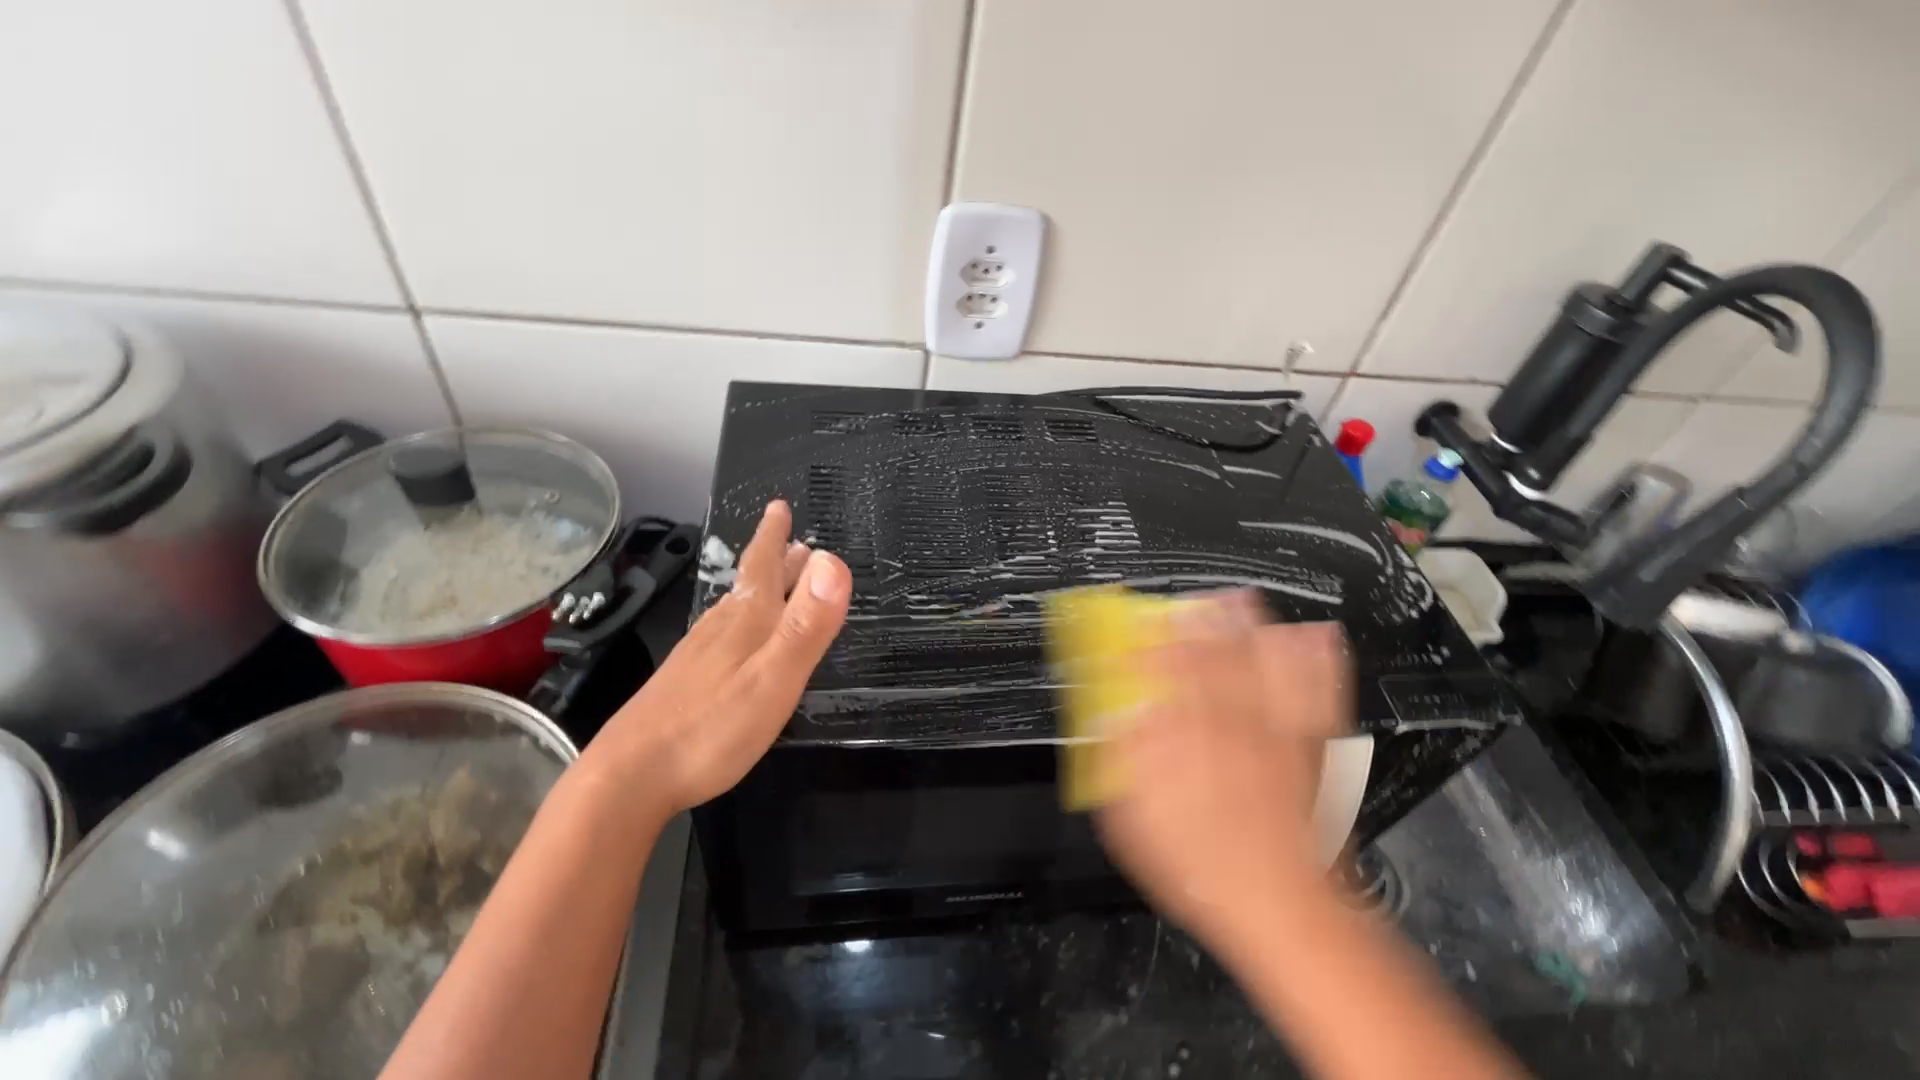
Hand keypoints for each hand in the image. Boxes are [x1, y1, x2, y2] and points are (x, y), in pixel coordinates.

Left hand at [587, 500, 850, 813]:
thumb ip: (805, 626)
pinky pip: (721, 634)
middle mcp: (719, 630)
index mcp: (746, 623)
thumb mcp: (773, 681)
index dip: (774, 535)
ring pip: (733, 608)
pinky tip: (734, 638)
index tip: (780, 506)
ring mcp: (697, 655)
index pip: (763, 566)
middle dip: (773, 558)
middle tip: (791, 538)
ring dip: (757, 588)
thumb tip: (834, 561)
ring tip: (772, 580)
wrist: (629, 776)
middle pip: (750, 584)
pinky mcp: (684, 682)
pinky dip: (739, 620)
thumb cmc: (710, 731)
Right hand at [1095, 594, 1351, 949]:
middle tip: (1188, 601)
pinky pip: (1317, 696)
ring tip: (1239, 600)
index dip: (1144, 648)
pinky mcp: (1310, 753)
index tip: (1133, 631)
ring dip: (1250, 632)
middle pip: (1212, 661)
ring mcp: (1275, 738)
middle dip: (1197, 626)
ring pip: (1262, 669)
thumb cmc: (1207, 872)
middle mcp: (1232, 732)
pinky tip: (1314, 639)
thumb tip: (1107, 723)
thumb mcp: (1136, 827)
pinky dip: (1317, 664)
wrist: (1285, 908)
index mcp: (1184, 744)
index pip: (1159, 676)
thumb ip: (1118, 769)